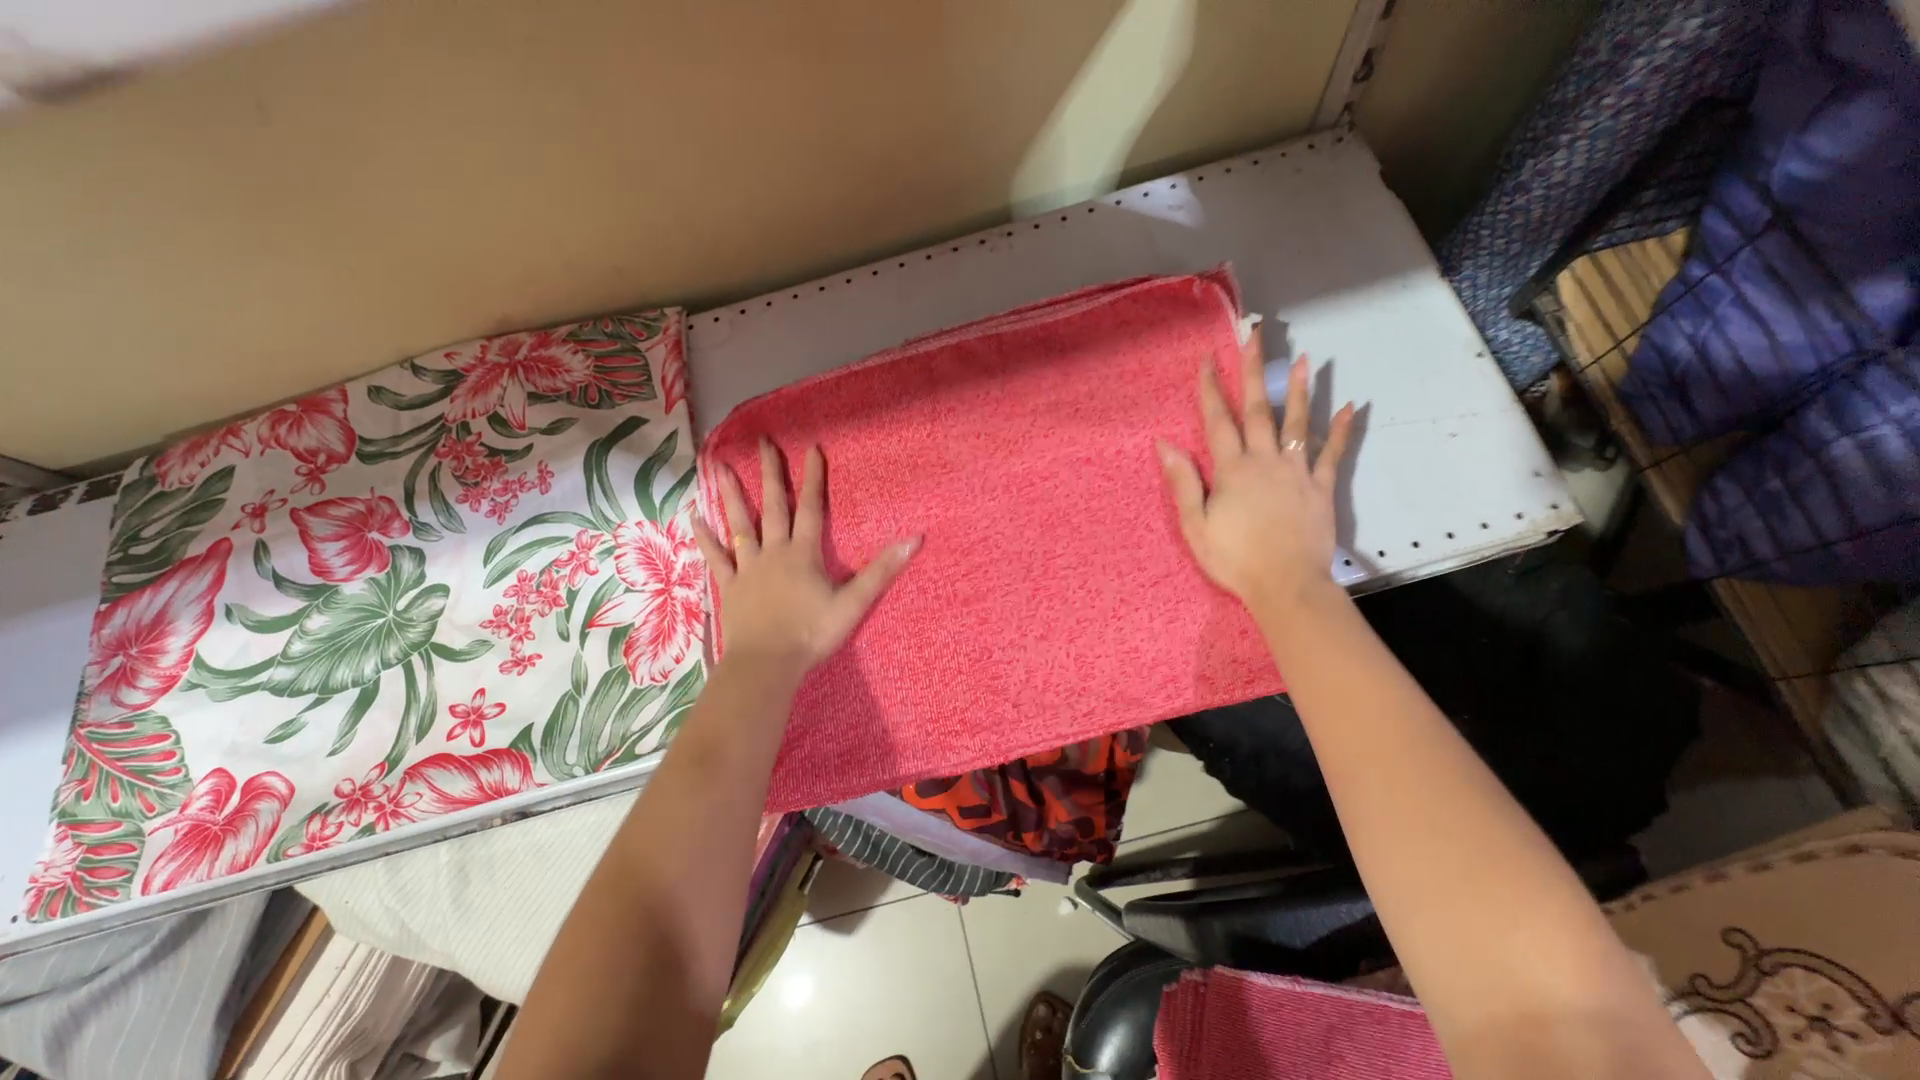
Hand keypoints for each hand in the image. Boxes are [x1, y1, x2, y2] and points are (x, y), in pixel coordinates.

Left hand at [693, 440, 918, 682]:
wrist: (767, 663)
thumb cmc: (812, 634)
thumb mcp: (853, 603)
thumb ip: (882, 571)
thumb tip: (913, 539)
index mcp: (804, 554)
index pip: (812, 508)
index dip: (813, 477)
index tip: (812, 448)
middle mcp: (774, 552)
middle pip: (773, 506)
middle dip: (771, 473)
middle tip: (763, 442)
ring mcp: (748, 568)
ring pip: (740, 524)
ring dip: (732, 495)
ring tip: (721, 467)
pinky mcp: (730, 587)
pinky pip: (716, 558)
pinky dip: (705, 537)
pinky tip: (694, 517)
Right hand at [1157, 337, 1354, 613]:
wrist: (1286, 584)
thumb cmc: (1235, 559)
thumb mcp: (1196, 526)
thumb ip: (1183, 482)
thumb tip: (1165, 444)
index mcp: (1232, 470)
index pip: (1218, 421)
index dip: (1211, 389)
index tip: (1207, 359)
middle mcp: (1265, 461)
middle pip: (1258, 410)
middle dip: (1254, 371)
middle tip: (1256, 336)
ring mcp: (1296, 472)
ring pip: (1297, 423)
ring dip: (1299, 390)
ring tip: (1304, 359)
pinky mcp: (1321, 488)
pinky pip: (1332, 454)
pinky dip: (1341, 430)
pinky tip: (1350, 406)